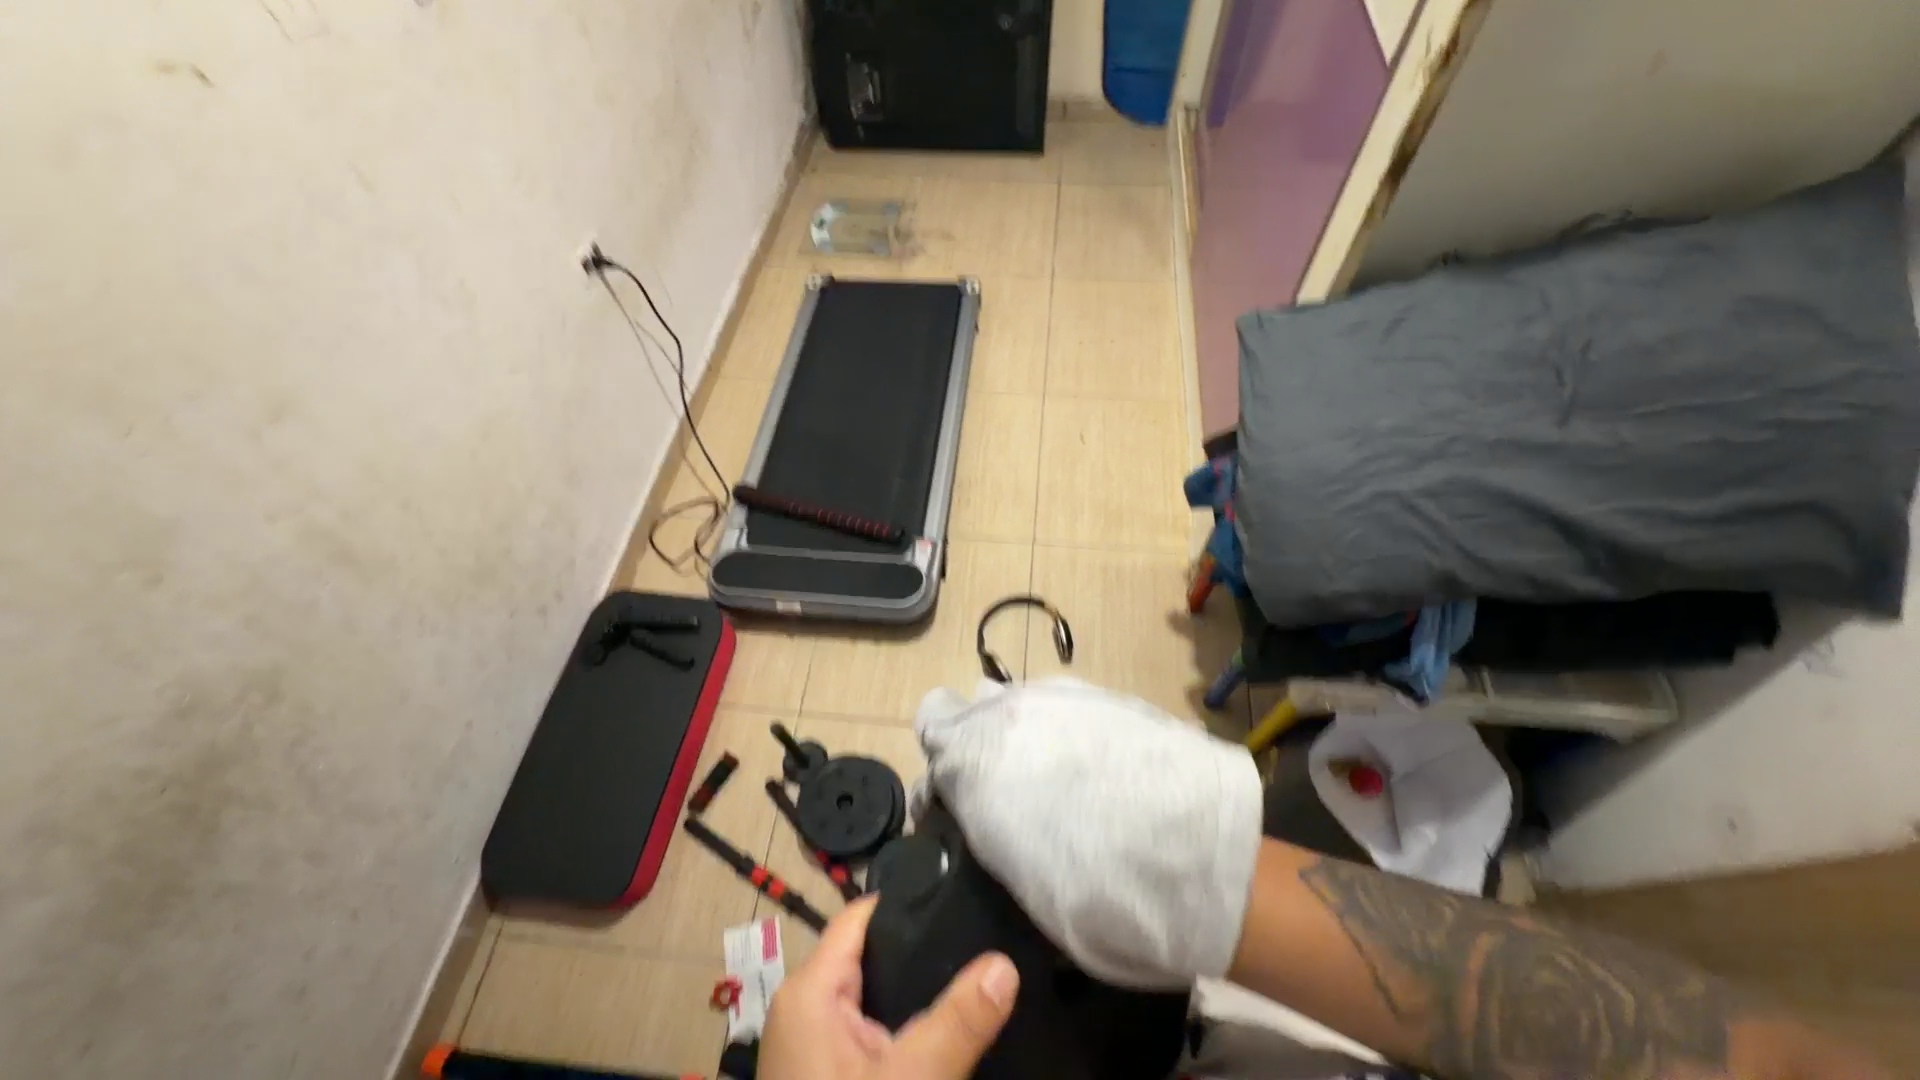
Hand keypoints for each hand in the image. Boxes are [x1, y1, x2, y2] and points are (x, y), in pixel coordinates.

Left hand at [759, 896, 1019, 1079]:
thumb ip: (959, 1021)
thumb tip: (1005, 963)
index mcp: (812, 990)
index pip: (861, 918)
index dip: (908, 901)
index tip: (962, 893)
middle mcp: (804, 1006)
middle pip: (869, 955)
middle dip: (922, 949)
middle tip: (982, 937)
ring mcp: (810, 1042)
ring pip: (871, 996)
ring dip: (915, 993)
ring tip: (972, 973)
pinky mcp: (821, 1073)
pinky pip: (865, 1031)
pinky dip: (900, 1027)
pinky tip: (940, 1030)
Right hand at [914, 677, 1263, 989]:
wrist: (1193, 865)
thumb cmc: (1092, 895)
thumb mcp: (1011, 874)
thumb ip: (982, 821)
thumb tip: (983, 813)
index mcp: (977, 753)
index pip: (932, 725)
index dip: (942, 767)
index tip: (956, 805)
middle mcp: (1015, 711)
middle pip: (975, 705)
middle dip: (980, 743)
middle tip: (1007, 794)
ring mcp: (1068, 697)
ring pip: (1024, 701)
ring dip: (1025, 734)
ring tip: (1057, 783)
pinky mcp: (1115, 698)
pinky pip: (1071, 707)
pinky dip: (1070, 733)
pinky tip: (1099, 773)